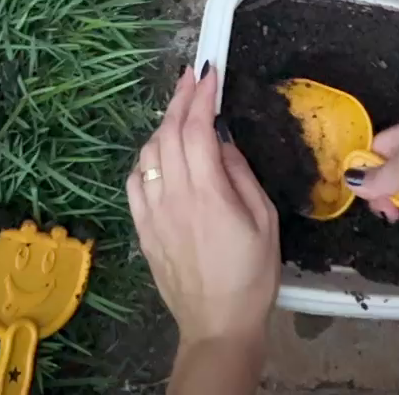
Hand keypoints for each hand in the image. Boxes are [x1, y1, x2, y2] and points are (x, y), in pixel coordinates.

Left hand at [128, 65, 279, 350]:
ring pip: (148, 153)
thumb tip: (222, 140)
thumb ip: (240, 174)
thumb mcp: (264, 219)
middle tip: (193, 76)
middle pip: (168, 133)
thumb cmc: (252, 274)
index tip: (210, 73)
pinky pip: (134, 182)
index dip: (202, 97)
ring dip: (163, 124)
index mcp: (208, 194)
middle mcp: (174, 197)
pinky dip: (146, 158)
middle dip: (180, 99)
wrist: (218, 325)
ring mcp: (153, 213)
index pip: (197, 130)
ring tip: (180, 110)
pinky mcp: (142, 229)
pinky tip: (159, 152)